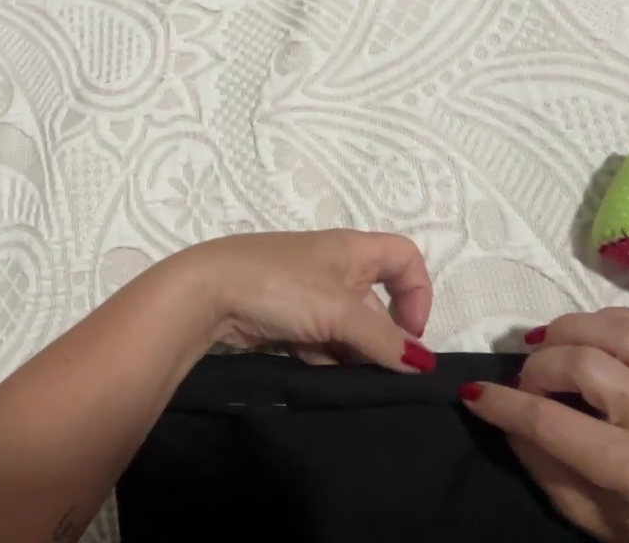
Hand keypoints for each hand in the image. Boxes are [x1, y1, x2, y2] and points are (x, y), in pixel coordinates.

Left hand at [160, 230, 436, 373]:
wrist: (207, 292)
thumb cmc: (280, 286)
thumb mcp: (339, 310)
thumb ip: (384, 338)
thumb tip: (422, 363)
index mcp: (351, 249)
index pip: (404, 257)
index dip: (417, 292)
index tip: (410, 332)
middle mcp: (333, 267)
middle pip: (377, 303)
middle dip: (382, 338)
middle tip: (380, 374)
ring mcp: (307, 293)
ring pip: (348, 328)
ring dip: (352, 354)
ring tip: (346, 378)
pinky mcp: (286, 317)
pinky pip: (320, 341)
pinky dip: (324, 358)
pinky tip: (316, 373)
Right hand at [460, 308, 628, 542]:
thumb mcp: (592, 518)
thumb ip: (541, 463)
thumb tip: (499, 411)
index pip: (553, 422)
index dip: (502, 403)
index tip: (474, 394)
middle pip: (583, 363)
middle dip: (537, 368)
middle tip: (526, 386)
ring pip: (616, 330)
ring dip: (569, 331)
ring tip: (551, 349)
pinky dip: (608, 320)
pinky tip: (589, 337)